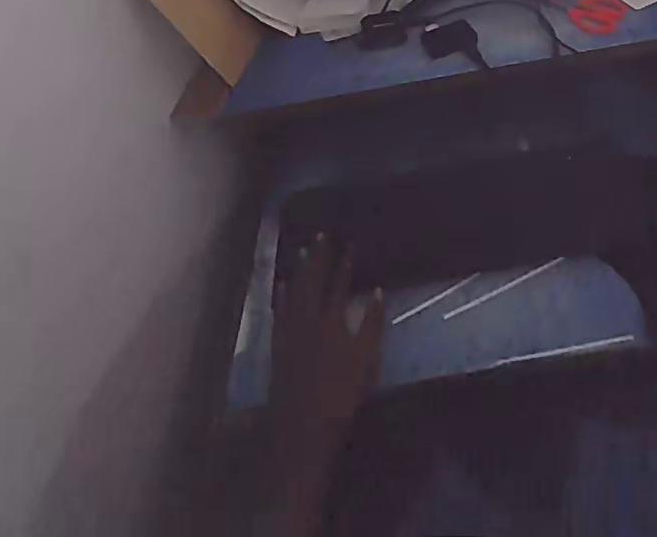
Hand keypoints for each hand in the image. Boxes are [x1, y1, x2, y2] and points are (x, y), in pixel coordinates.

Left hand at [269, 235, 384, 472]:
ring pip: (294, 290)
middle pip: (313, 280)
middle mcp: (309, 317)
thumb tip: (377, 292)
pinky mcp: (279, 342)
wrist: (303, 423)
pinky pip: (279, 309)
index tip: (349, 243)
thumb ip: (372, 324)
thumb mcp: (367, 360)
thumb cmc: (342, 393)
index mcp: (333, 320)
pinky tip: (282, 282)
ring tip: (303, 248)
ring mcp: (291, 329)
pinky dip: (281, 293)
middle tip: (321, 234)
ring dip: (300, 268)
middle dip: (318, 255)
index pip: (340, 283)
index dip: (344, 263)